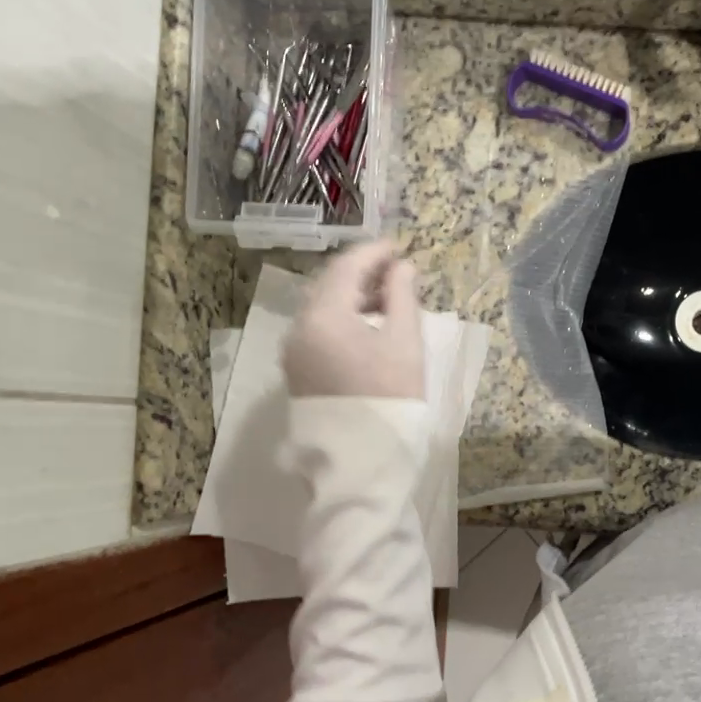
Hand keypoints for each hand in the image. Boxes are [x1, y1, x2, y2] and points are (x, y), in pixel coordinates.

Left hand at [283, 240, 423, 398]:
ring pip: (322, 307)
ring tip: (387, 297)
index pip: (346, 268)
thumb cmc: (391, 395)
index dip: (374, 253)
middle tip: (394, 269)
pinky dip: (342, 317)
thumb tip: (402, 267)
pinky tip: (368, 323)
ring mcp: (294, 350)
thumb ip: (403, 297)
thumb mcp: (405, 342)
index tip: (399, 246)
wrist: (364, 455)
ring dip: (352, 295)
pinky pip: (318, 329)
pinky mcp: (298, 370)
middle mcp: (299, 327)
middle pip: (329, 285)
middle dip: (362, 272)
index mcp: (323, 316)